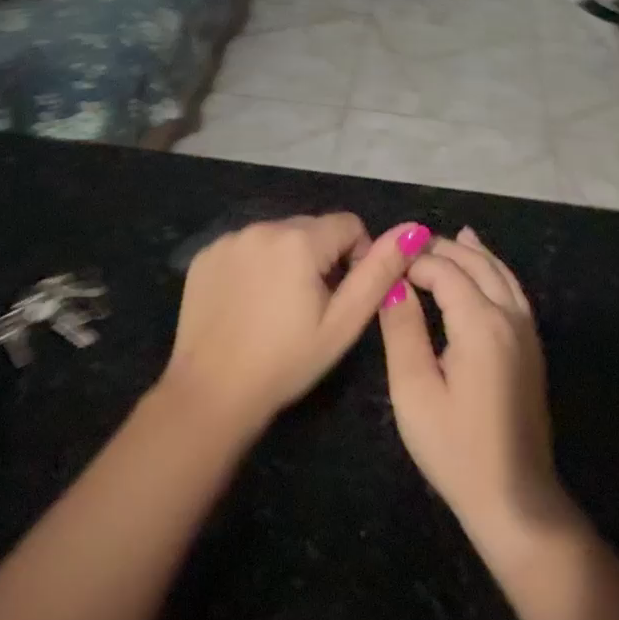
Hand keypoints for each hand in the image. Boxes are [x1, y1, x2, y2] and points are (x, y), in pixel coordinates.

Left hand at [162, 215, 427, 431]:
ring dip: (289, 259)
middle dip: (322, 257)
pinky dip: (255, 266)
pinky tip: (250, 303)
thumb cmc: (287, 361)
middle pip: (313, 228)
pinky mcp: (204, 256)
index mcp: (300, 240)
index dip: (357, 257)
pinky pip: (245, 247)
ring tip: (281, 306)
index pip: (349, 225)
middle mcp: (262, 227)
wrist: (212, 394)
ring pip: (279, 236)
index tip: (344, 296)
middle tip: (314, 305)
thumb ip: (380, 271)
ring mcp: (228, 240)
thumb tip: (413, 230)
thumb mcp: (344, 322)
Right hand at [378, 227, 566, 539]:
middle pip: (476, 264)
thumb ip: (403, 330)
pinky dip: (494, 271)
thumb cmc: (455, 448)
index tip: (381, 261)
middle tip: (404, 248)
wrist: (514, 494)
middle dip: (441, 250)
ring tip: (444, 239)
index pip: (445, 270)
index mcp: (481, 323)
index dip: (413, 260)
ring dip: (471, 254)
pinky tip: (484, 267)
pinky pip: (513, 291)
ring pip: (500, 273)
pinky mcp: (531, 346)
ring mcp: (527, 330)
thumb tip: (393, 283)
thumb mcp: (414, 391)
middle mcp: (510, 316)